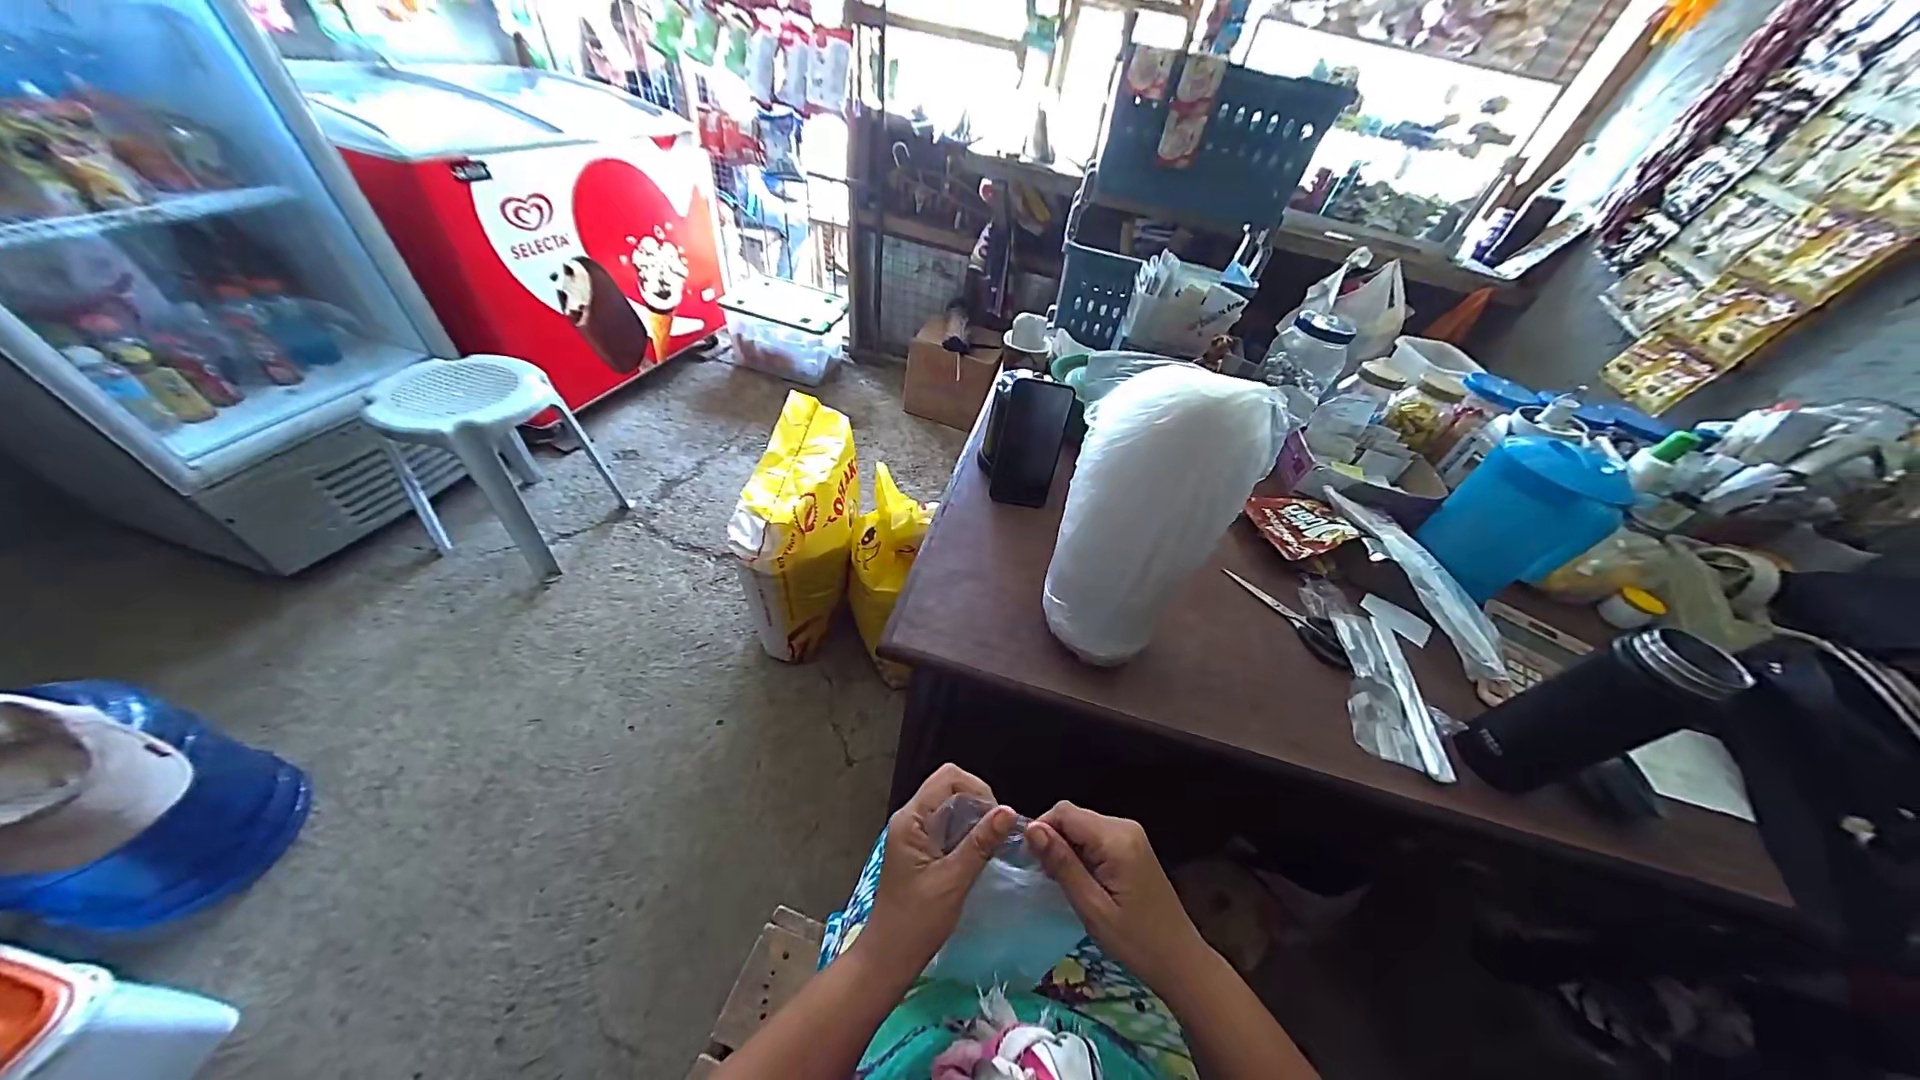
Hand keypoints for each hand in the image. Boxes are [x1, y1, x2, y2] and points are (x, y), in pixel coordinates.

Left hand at [859, 764, 1014, 976]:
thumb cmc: (916, 922)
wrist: (888, 958)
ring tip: (991, 842)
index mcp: (911, 819)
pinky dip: (965, 832)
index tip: (996, 818)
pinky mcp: (920, 848)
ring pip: (950, 806)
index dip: (977, 790)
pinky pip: (946, 825)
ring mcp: (914, 833)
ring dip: (973, 818)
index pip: (948, 778)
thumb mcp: (953, 881)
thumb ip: (980, 843)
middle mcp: (910, 818)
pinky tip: (978, 852)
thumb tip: (1008, 811)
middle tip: (996, 831)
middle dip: (978, 801)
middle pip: (949, 787)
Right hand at [1026, 801, 1209, 991]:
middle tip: (1049, 878)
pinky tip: (1083, 881)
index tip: (1032, 862)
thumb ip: (1063, 864)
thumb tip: (1032, 829)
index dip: (1041, 830)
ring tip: (1066, 883)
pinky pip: (1095, 836)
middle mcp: (1124, 826)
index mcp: (1116, 838)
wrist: (1180, 961)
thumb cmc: (1136, 941)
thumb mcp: (1092, 907)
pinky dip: (1081, 853)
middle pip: (1073, 816)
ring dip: (1067, 848)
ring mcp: (1131, 834)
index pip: (1064, 812)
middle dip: (1054, 840)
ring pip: (1082, 825)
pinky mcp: (1132, 845)